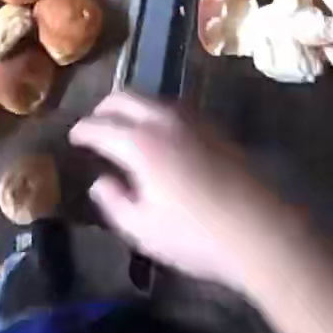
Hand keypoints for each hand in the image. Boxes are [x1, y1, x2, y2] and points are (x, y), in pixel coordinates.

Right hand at [67, 92, 313, 294]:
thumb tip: (99, 181)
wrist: (259, 226)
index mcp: (139, 142)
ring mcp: (189, 117)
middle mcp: (161, 119)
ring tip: (122, 127)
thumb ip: (115, 202)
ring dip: (129, 107)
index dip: (82, 129)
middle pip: (123, 97)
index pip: (100, 126)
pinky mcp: (210, 124)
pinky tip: (157, 134)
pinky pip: (170, 107)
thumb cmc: (196, 234)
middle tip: (94, 124)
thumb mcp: (144, 230)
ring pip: (148, 98)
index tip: (73, 135)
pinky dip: (152, 113)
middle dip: (103, 108)